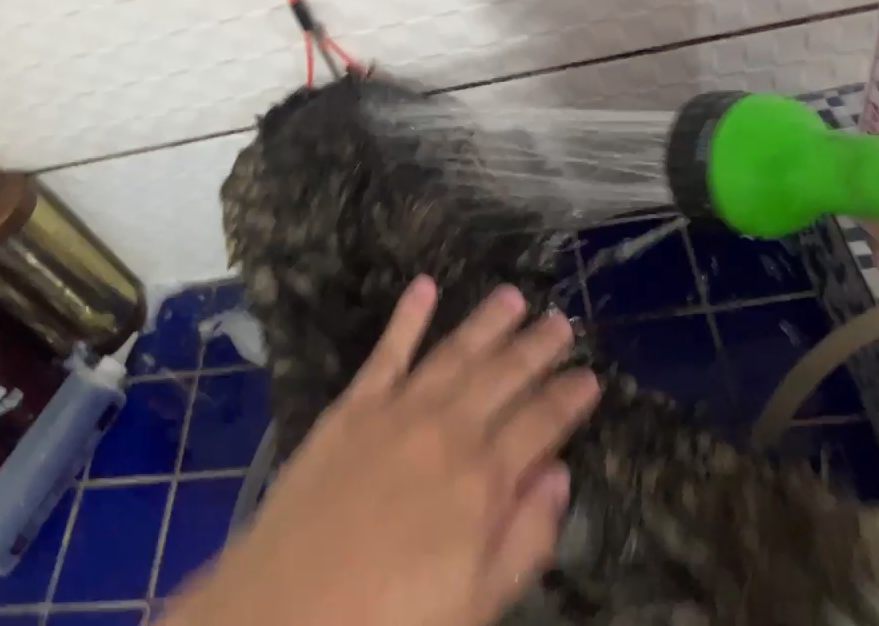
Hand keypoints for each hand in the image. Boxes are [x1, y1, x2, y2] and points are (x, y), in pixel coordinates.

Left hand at [161, 278, 600, 625]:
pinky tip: (425, 287)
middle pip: (503, 377)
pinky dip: (407, 316)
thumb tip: (560, 473)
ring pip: (454, 353)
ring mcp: (397, 410)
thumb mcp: (480, 600)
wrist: (288, 606)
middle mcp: (447, 431)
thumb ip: (527, 535)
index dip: (569, 397)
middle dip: (536, 347)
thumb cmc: (392, 616)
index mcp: (484, 480)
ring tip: (512, 296)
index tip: (590, 375)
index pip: (541, 424)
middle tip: (561, 321)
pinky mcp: (352, 406)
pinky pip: (387, 350)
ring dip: (486, 322)